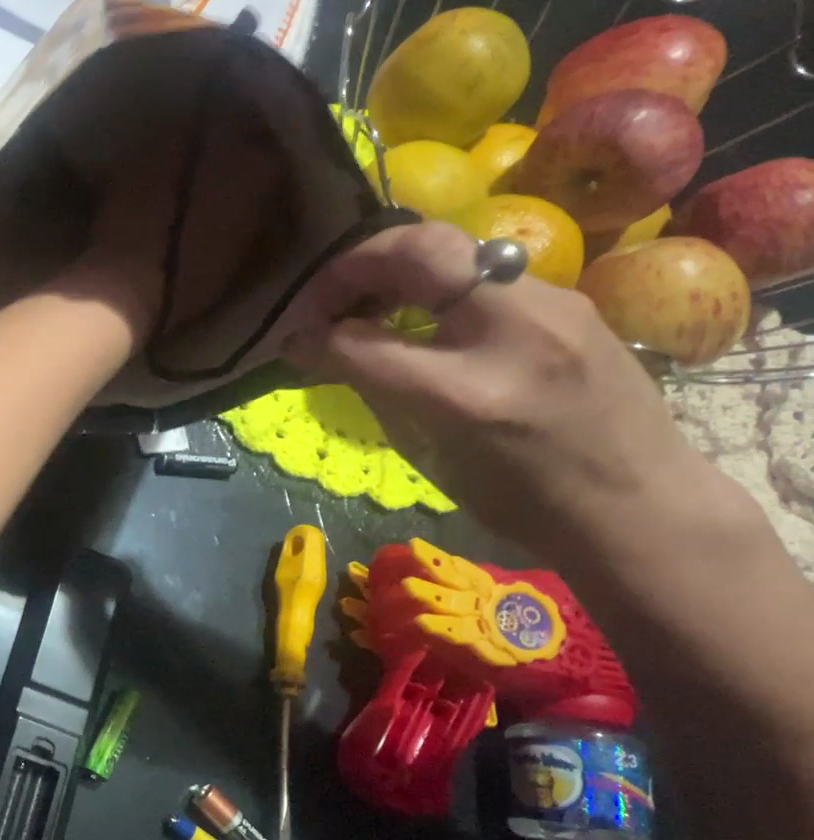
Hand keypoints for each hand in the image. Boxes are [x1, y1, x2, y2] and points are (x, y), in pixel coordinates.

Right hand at [280, 222, 732, 561]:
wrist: (638, 503)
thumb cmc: (518, 501)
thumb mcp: (428, 455)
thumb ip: (376, 389)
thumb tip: (321, 349)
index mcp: (467, 395)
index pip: (363, 342)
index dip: (312, 336)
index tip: (289, 340)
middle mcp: (513, 333)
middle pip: (417, 252)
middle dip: (351, 266)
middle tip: (321, 298)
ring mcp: (552, 305)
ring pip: (453, 248)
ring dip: (392, 265)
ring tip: (363, 299)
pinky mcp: (570, 298)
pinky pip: (485, 270)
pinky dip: (435, 281)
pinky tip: (419, 311)